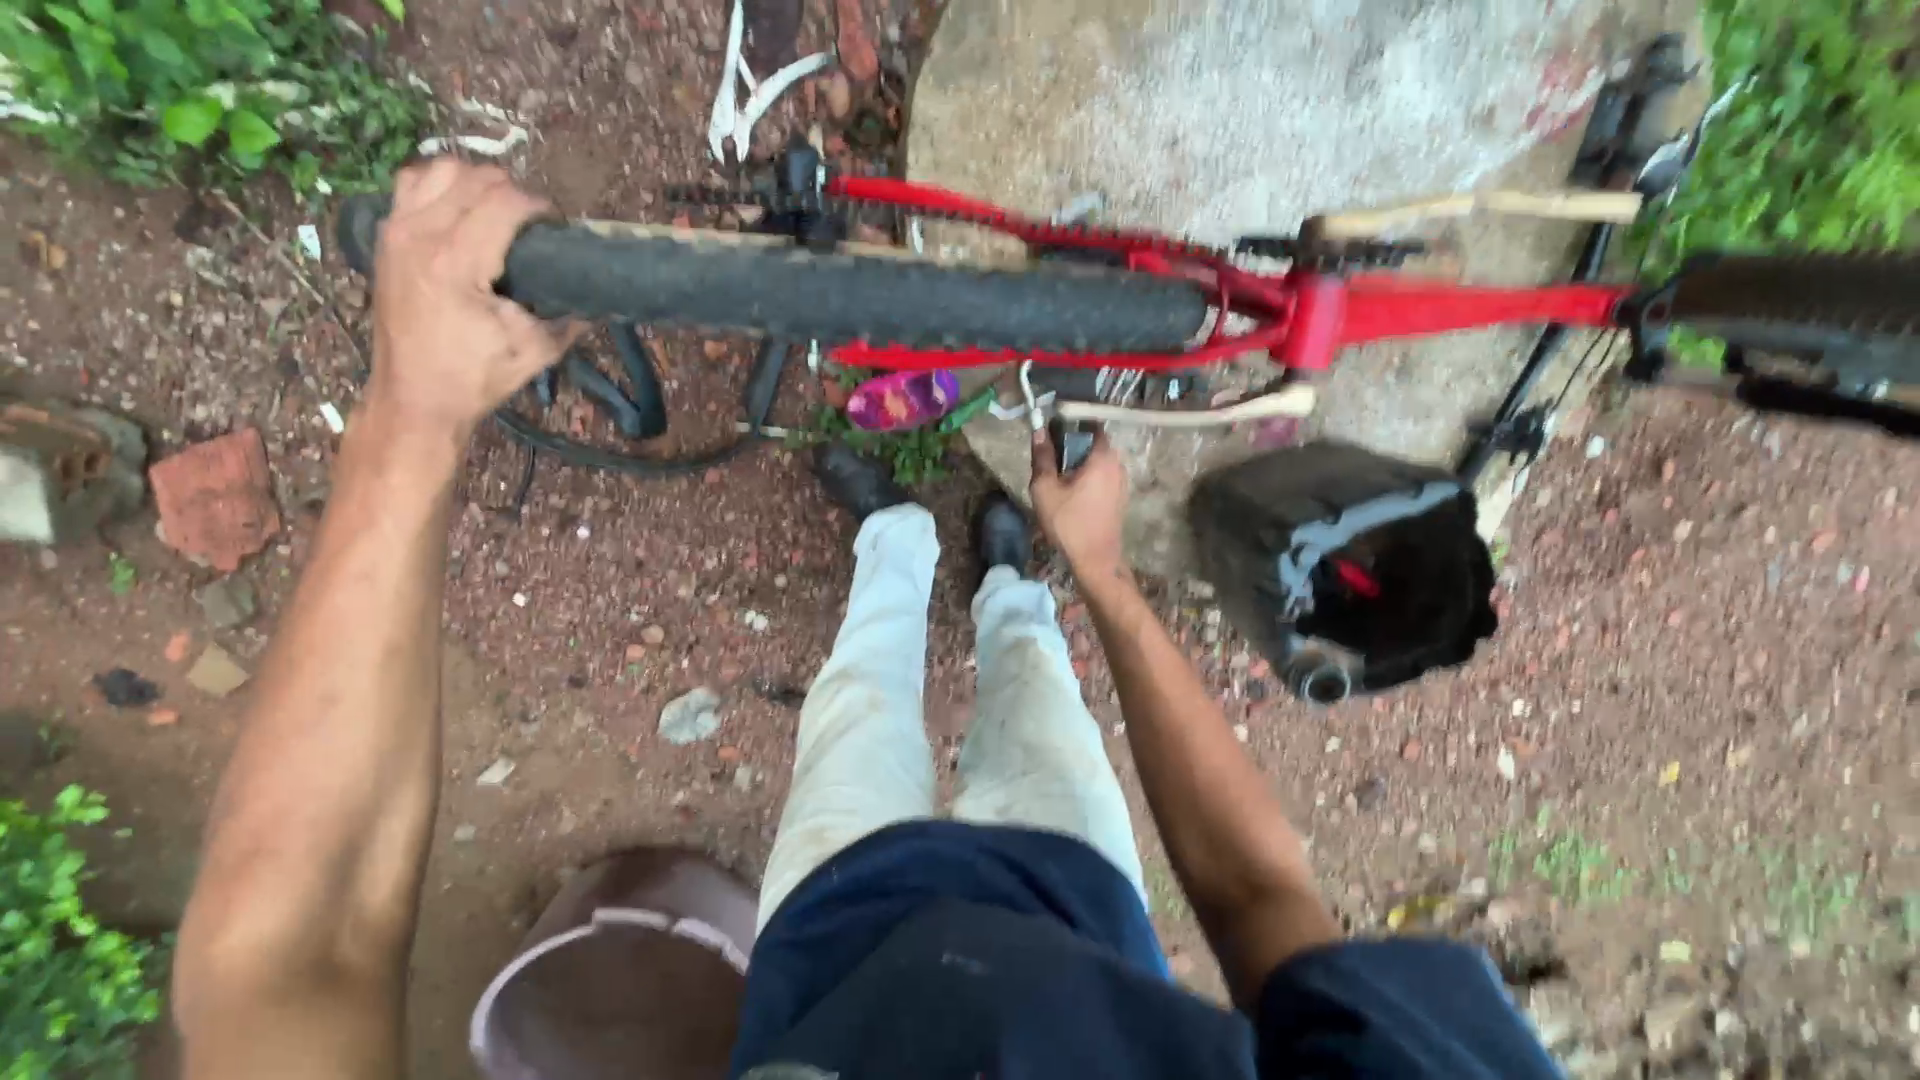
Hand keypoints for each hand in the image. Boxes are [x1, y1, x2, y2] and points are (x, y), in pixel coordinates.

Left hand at [367, 159, 582, 436]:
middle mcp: (420, 235)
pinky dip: (442, 187)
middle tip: (534, 226)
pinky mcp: (385, 236)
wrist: (415, 397)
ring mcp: (396, 231)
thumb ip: (572, 317)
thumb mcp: (537, 350)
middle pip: (475, 178)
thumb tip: (601, 296)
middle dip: (514, 193)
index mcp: (456, 262)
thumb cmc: (477, 377)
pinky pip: (412, 184)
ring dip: (476, 182)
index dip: (540, 207)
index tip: (558, 229)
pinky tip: (462, 212)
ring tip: (497, 211)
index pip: (505, 202)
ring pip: (441, 170)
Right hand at [1030, 427, 1129, 580]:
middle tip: (1049, 463)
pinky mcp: (1120, 498)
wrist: (1095, 560)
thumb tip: (1039, 431)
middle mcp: (1118, 464)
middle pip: (1092, 444)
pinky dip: (1087, 479)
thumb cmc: (1068, 522)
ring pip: (1096, 463)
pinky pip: (1101, 478)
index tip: (1051, 432)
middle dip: (1071, 448)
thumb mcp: (1045, 489)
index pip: (1089, 424)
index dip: (1069, 424)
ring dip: (1078, 466)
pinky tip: (1071, 497)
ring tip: (1058, 482)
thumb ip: (1043, 457)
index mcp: (1103, 457)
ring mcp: (1122, 482)